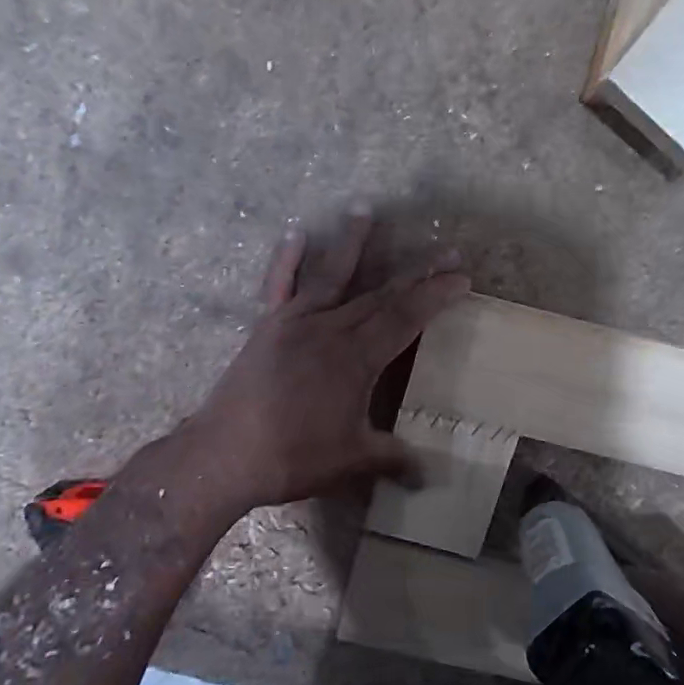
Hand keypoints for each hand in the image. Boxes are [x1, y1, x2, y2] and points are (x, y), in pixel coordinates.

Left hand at [162, 206, 469, 512]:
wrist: (222, 457)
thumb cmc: (292, 457)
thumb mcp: (352, 460)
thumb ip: (393, 458)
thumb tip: (429, 474)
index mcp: (356, 358)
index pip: (406, 318)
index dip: (436, 296)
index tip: (461, 278)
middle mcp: (329, 330)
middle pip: (382, 294)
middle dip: (417, 273)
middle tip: (445, 251)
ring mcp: (295, 323)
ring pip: (332, 276)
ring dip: (353, 244)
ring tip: (365, 210)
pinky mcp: (267, 327)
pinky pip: (278, 286)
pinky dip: (288, 260)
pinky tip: (295, 234)